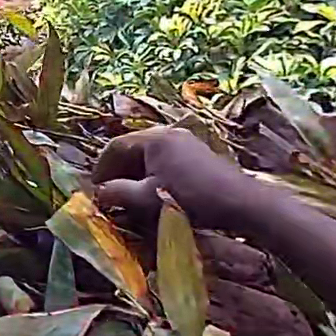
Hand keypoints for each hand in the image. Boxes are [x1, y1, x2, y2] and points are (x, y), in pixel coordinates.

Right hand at [92, 127, 260, 230]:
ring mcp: (184, 140)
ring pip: (147, 153)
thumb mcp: (149, 198)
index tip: (94, 188)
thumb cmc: (192, 197)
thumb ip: (120, 193)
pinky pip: (163, 158)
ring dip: (133, 172)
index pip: (116, 146)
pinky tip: (151, 190)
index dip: (101, 167)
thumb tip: (98, 193)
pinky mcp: (196, 152)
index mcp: (154, 139)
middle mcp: (168, 132)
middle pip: (132, 147)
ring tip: (127, 193)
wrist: (241, 202)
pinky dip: (151, 172)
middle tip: (108, 192)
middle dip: (117, 170)